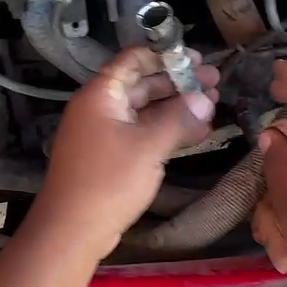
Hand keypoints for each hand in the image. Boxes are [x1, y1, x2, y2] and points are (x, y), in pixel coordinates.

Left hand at [28, 47, 219, 255]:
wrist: (71, 230)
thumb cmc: (108, 181)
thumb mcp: (148, 147)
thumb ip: (179, 119)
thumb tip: (206, 98)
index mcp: (101, 94)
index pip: (133, 60)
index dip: (165, 56)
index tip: (196, 59)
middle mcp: (100, 108)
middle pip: (142, 84)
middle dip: (178, 82)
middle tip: (214, 81)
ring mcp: (104, 133)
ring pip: (144, 110)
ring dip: (177, 107)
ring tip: (212, 105)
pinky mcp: (110, 156)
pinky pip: (141, 132)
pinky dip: (166, 130)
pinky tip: (197, 133)